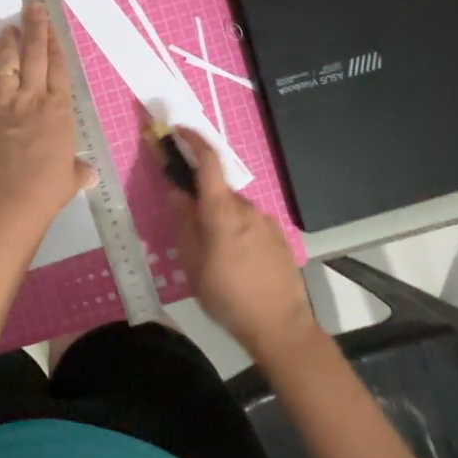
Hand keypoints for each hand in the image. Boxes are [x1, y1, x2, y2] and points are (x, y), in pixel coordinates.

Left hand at [0, 1, 94, 222]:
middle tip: (32, 7)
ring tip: (7, 29)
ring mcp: (6, 103)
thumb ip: (79, 171)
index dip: (55, 44)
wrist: (12, 197)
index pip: (59, 68)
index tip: (52, 25)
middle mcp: (34, 98)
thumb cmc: (48, 188)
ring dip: (7, 44)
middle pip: (35, 55)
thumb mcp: (71, 178)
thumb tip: (88, 175)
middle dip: (34, 28)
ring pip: (7, 64)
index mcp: (60, 110)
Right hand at [168, 127, 316, 350]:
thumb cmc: (228, 297)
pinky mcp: (279, 239)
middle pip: (218, 193)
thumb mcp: (193, 264)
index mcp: (222, 213)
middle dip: (200, 201)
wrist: (280, 326)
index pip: (209, 164)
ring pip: (235, 212)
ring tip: (212, 257)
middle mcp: (248, 210)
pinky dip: (237, 234)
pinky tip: (235, 264)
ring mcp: (268, 224)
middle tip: (186, 228)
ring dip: (219, 222)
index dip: (193, 141)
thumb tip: (176, 193)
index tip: (178, 131)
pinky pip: (250, 226)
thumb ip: (184, 224)